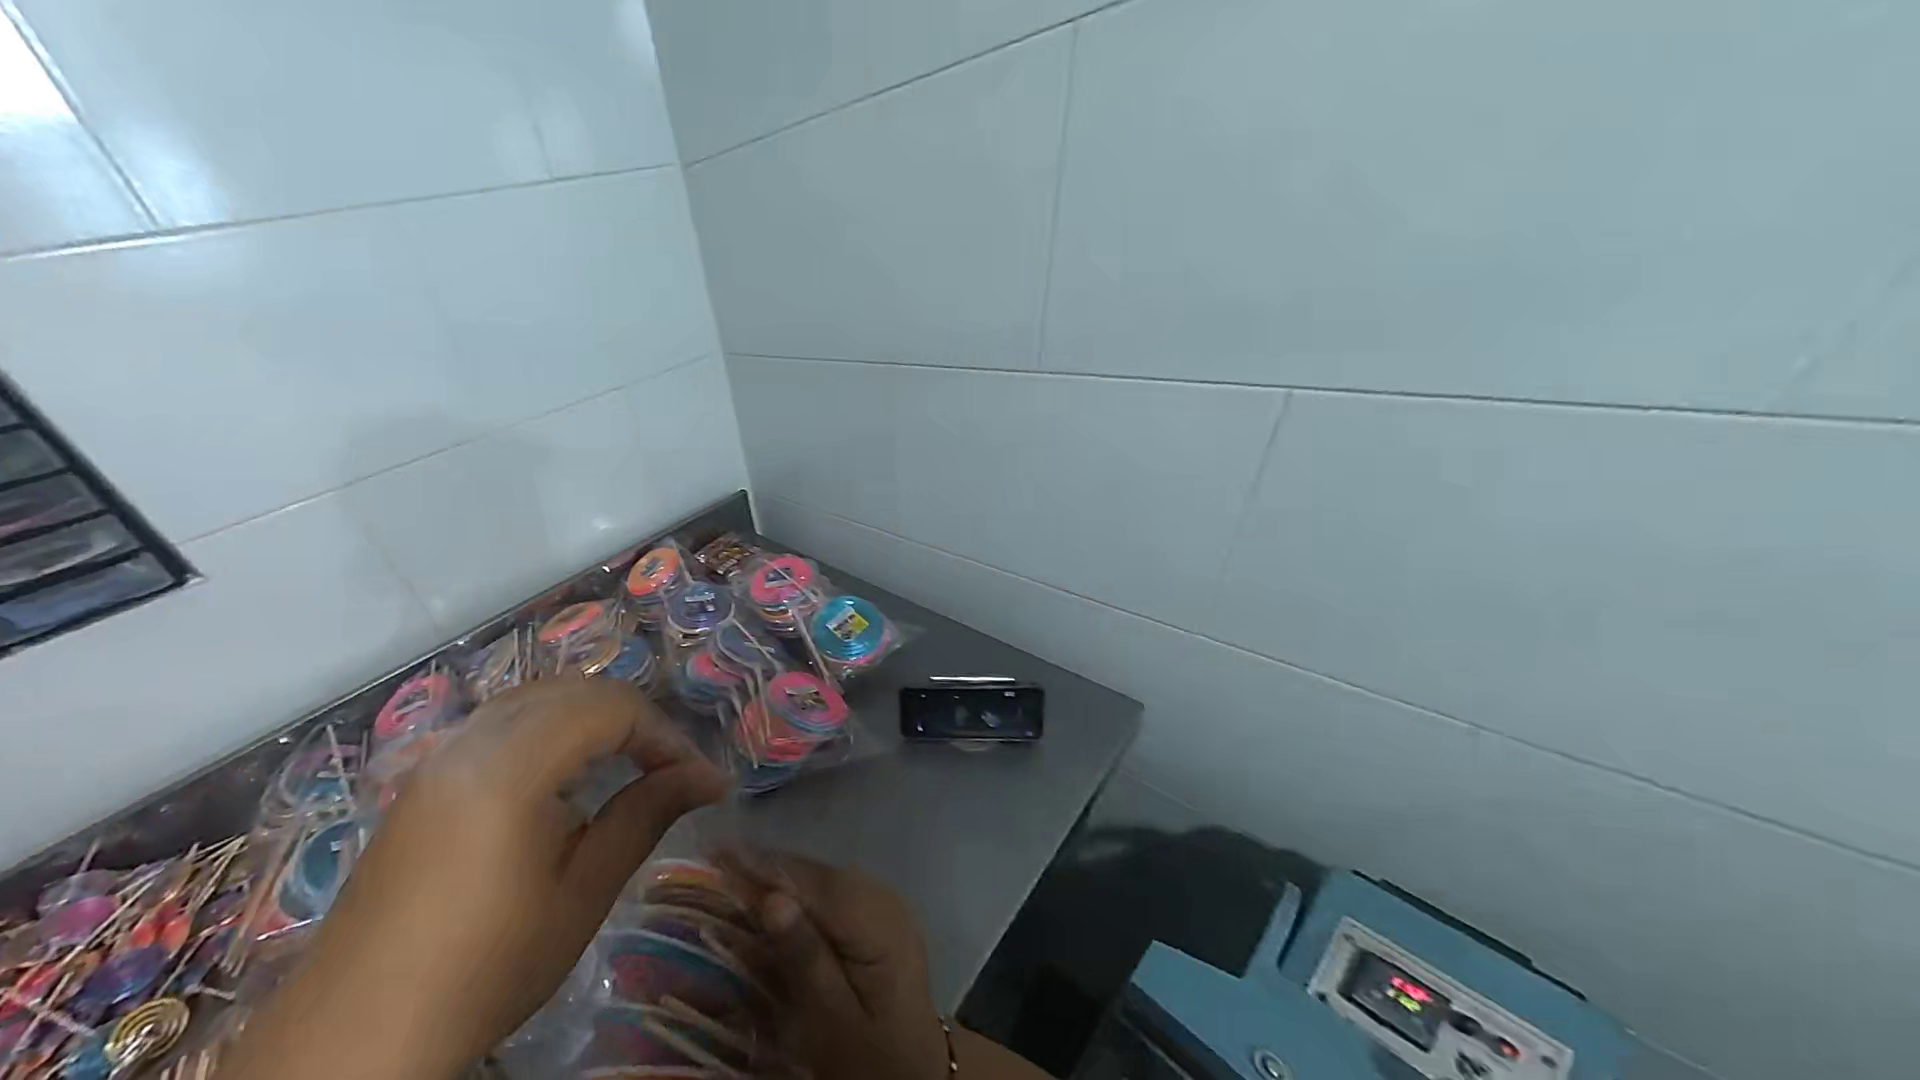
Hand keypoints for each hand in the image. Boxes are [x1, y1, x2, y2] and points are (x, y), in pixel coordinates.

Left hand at [223, 677, 729, 1079]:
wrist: (356, 1038)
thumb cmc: (487, 965)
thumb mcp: (585, 889)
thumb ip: (649, 813)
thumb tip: (712, 776)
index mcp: (509, 766)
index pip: (611, 707)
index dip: (665, 733)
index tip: (696, 778)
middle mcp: (470, 743)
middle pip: (576, 691)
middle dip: (635, 720)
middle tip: (669, 768)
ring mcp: (439, 758)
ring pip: (537, 698)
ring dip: (593, 718)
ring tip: (628, 764)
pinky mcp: (424, 780)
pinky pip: (503, 721)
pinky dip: (553, 727)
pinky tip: (566, 772)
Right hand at [717, 851, 950, 1079]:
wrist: (917, 1066)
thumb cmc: (869, 1053)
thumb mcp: (831, 1019)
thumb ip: (804, 957)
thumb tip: (772, 899)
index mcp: (879, 924)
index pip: (815, 884)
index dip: (766, 866)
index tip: (720, 851)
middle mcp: (886, 899)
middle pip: (820, 873)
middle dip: (769, 864)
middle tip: (718, 854)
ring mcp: (887, 900)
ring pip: (826, 875)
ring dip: (783, 872)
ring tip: (737, 865)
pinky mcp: (881, 909)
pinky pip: (835, 887)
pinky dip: (802, 885)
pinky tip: (775, 890)